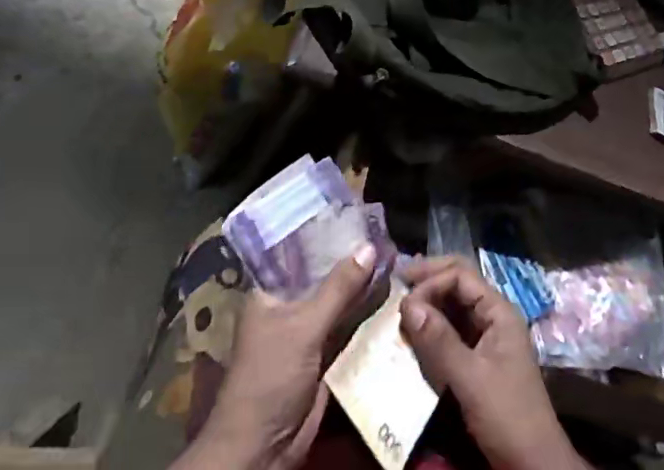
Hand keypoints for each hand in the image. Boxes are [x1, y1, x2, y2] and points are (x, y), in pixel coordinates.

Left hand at [175, 242, 380, 469]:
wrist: (263, 447)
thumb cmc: (270, 375)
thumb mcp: (304, 326)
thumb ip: (338, 289)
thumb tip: (370, 246)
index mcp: (270, 291)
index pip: (301, 253)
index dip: (329, 235)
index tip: (361, 216)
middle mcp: (288, 308)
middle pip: (325, 280)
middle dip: (353, 265)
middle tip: (390, 239)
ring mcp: (307, 335)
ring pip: (340, 307)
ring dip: (365, 293)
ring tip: (400, 263)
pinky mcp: (324, 361)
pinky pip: (349, 334)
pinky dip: (369, 322)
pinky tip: (395, 302)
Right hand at [399, 257, 586, 469]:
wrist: (533, 466)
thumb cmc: (507, 417)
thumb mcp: (471, 379)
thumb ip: (439, 340)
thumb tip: (407, 303)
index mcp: (499, 312)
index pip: (460, 275)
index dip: (431, 280)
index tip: (404, 301)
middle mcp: (492, 318)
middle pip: (456, 285)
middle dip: (426, 283)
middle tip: (394, 287)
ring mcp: (485, 338)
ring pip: (451, 308)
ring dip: (425, 306)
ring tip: (397, 311)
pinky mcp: (476, 360)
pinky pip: (449, 332)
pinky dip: (429, 330)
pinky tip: (410, 336)